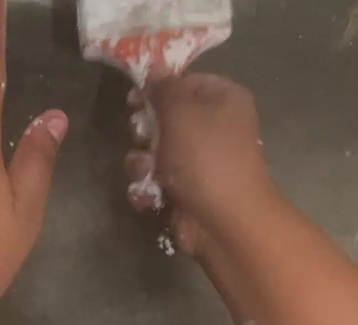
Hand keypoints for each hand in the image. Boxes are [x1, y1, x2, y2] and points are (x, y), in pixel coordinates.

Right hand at [126, 74, 276, 254]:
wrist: (223, 222)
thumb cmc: (206, 159)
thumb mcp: (182, 112)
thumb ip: (164, 88)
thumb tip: (154, 70)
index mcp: (223, 100)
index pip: (186, 83)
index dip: (158, 90)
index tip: (134, 99)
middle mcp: (213, 130)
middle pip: (166, 120)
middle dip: (146, 132)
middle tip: (143, 139)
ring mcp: (198, 165)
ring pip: (155, 155)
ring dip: (140, 165)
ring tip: (144, 174)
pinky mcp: (184, 194)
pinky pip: (156, 184)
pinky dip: (147, 191)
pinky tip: (147, 198)